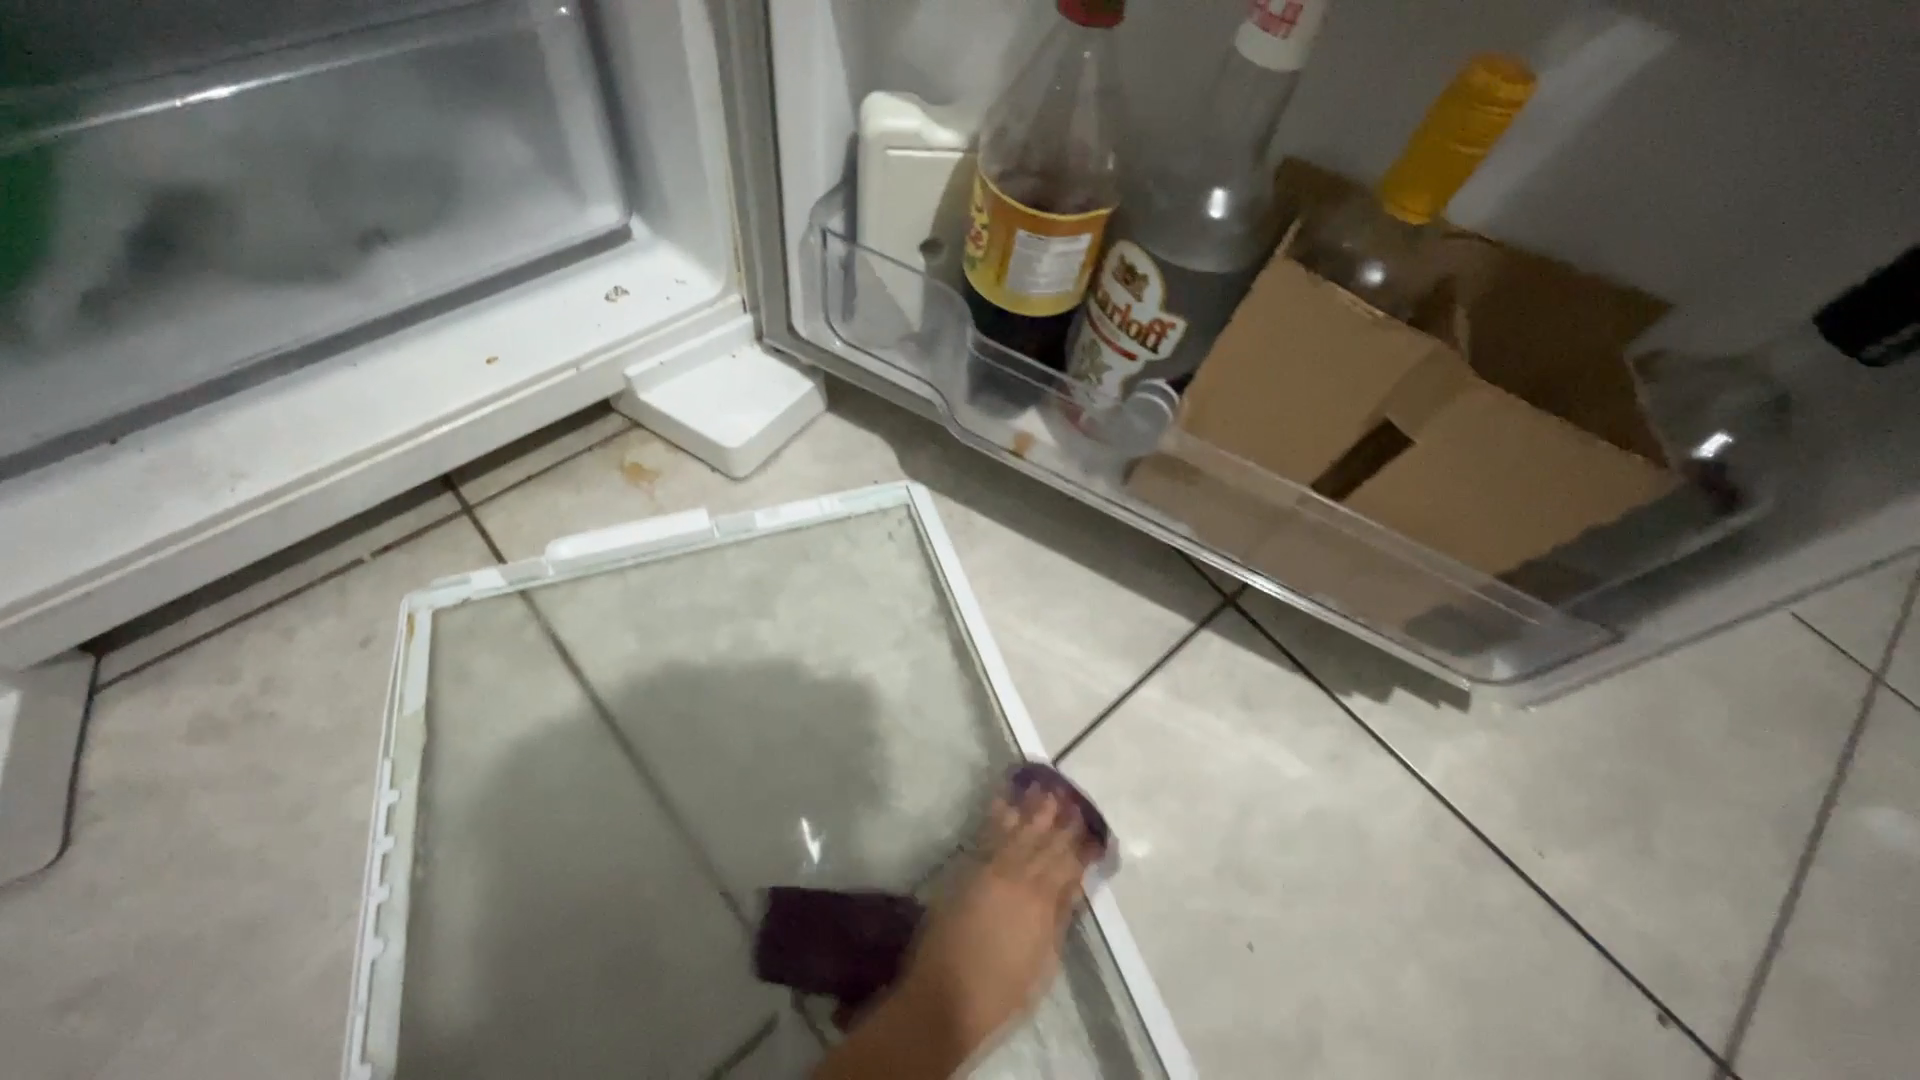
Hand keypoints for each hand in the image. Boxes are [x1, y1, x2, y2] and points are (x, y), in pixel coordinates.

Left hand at [894, 790, 1099, 1054]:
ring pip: (1016, 832)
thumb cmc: (1001, 993)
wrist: (944, 999)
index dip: (1084, 846)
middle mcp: (1017, 878)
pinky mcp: (965, 872)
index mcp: (1041, 903)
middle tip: (1072, 795)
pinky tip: (1004, 800)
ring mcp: (988, 872)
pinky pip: (986, 836)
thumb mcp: (1043, 964)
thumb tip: (1075, 886)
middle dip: (1060, 818)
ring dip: (1031, 809)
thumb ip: (1059, 920)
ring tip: (1045, 786)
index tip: (1096, 829)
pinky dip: (997, 816)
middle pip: (1044, 842)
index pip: (1069, 864)